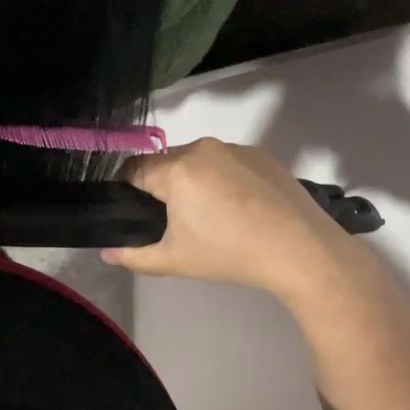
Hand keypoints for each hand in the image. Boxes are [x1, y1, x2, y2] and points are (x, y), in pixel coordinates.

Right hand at [102, 138, 366, 297]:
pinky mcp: (260, 154)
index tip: (135, 212)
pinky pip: (225, 160)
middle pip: (164, 161)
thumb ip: (135, 256)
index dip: (127, 190)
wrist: (303, 251)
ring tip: (209, 213)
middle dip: (160, 184)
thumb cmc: (231, 255)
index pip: (133, 169)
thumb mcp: (176, 260)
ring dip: (191, 178)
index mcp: (175, 170)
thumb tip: (106, 253)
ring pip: (195, 159)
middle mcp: (200, 149)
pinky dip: (221, 177)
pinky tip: (238, 206)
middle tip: (173, 218)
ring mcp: (233, 148)